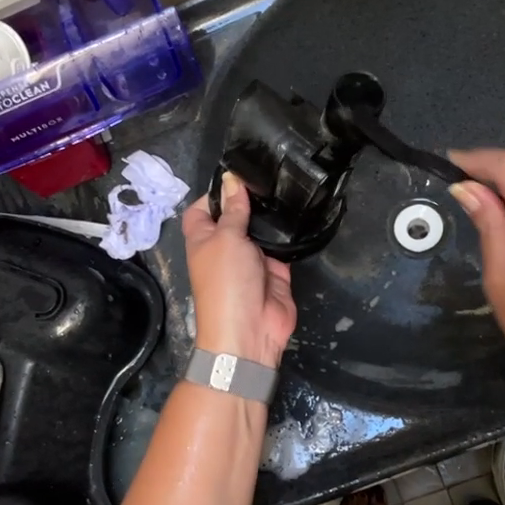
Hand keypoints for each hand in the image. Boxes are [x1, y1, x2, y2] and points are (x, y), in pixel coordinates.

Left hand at [180, 173, 296, 367]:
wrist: (249, 331)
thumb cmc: (226, 281)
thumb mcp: (226, 238)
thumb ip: (234, 210)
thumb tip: (231, 179)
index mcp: (203, 238)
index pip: (204, 208)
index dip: (217, 192)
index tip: (240, 174)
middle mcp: (226, 246)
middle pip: (236, 215)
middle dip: (251, 199)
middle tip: (273, 173)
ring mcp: (252, 259)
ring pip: (262, 229)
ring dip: (272, 215)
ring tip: (289, 185)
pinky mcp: (276, 270)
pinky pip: (283, 247)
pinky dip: (290, 235)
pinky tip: (301, 210)